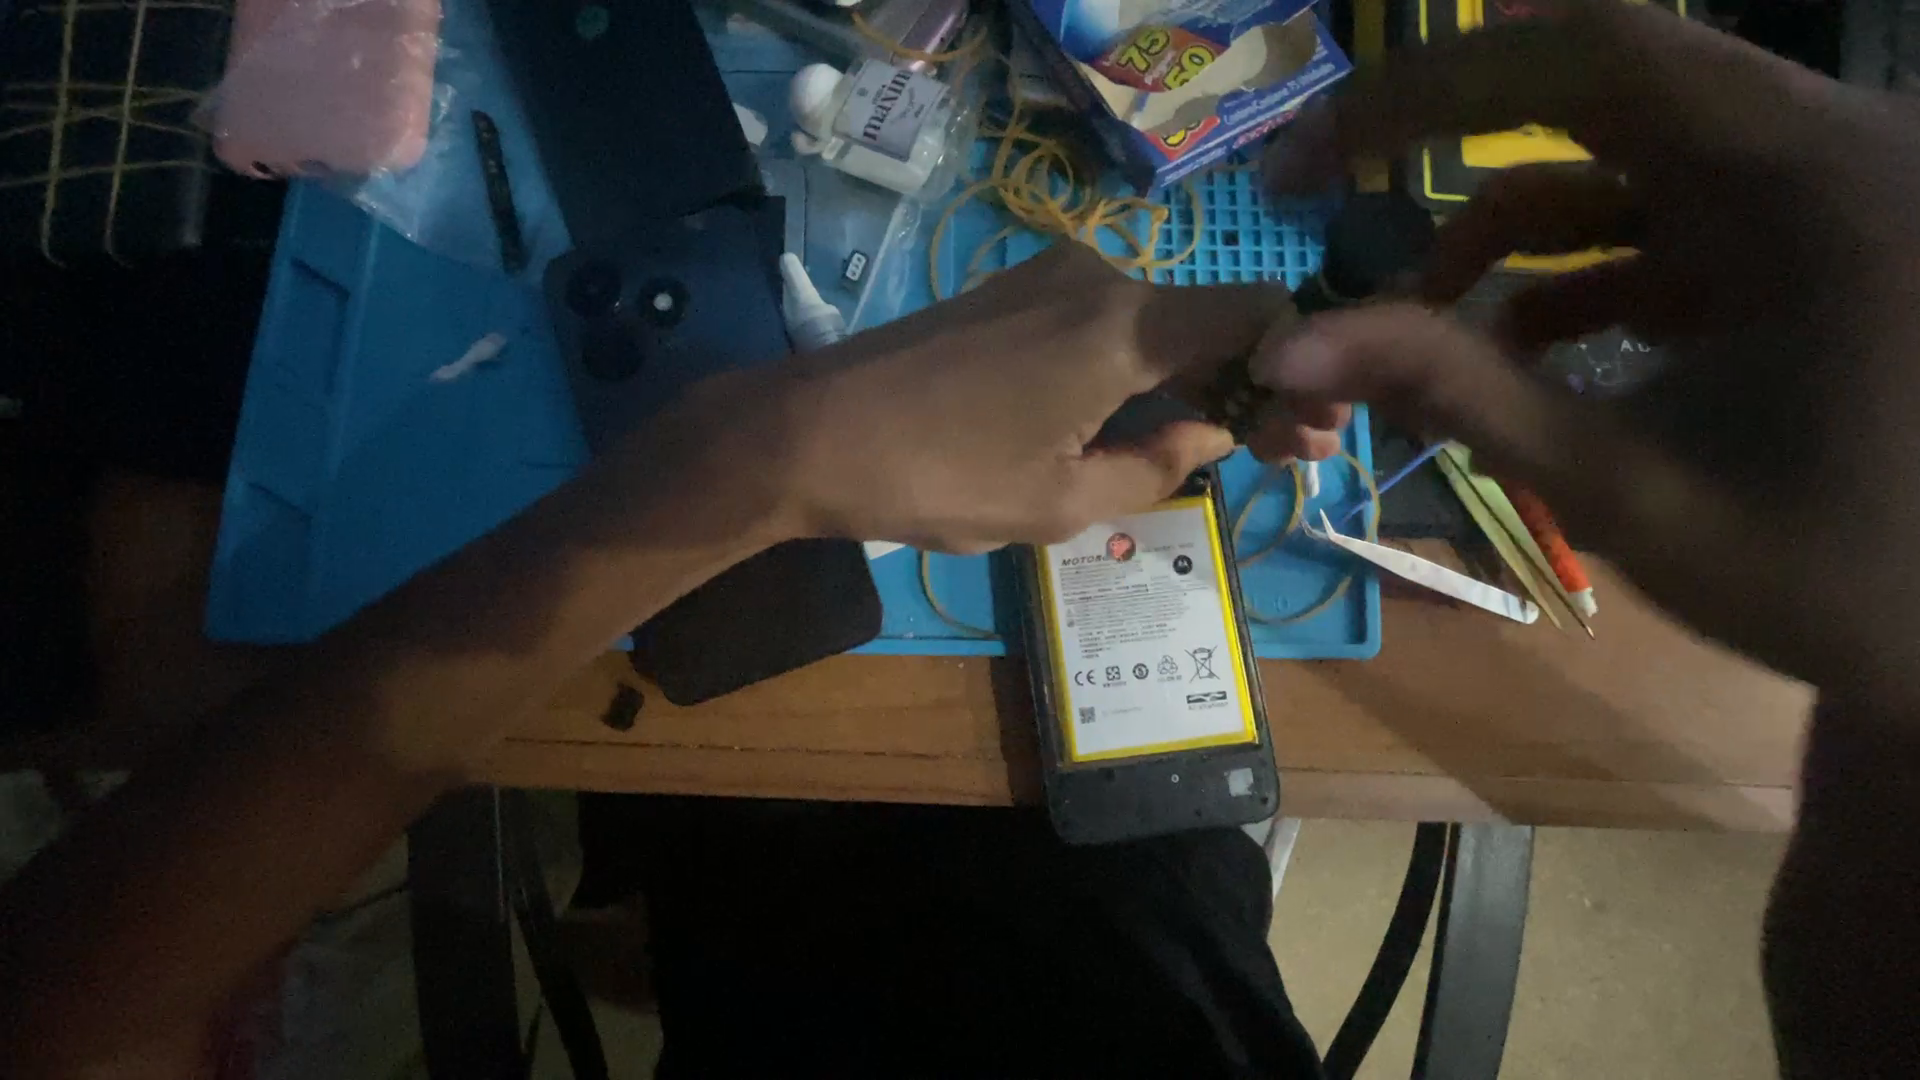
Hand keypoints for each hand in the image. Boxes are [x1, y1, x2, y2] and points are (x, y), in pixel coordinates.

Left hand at [745, 243, 1341, 552]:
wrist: (812, 433)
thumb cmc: (940, 477)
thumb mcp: (1062, 502)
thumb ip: (1158, 463)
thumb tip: (1213, 430)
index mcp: (1125, 326)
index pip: (1258, 316)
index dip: (1296, 371)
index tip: (1301, 432)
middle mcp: (1098, 279)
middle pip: (1207, 319)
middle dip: (1245, 384)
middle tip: (1266, 454)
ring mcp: (1047, 278)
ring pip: (1151, 323)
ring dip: (1185, 379)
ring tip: (1194, 448)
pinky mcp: (1009, 293)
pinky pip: (1098, 324)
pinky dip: (1129, 369)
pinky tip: (1122, 419)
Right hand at [1254, 0, 1919, 705]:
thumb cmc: (1832, 568)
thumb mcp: (1613, 482)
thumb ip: (1447, 394)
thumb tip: (1282, 351)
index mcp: (1814, 185)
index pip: (1587, 63)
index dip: (1421, 89)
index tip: (1301, 164)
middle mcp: (1825, 153)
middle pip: (1584, 94)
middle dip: (1431, 146)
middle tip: (1314, 197)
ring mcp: (1812, 198)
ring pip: (1598, 168)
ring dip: (1482, 242)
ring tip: (1413, 330)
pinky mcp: (1794, 247)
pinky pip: (1638, 224)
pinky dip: (1546, 277)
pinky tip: (1511, 352)